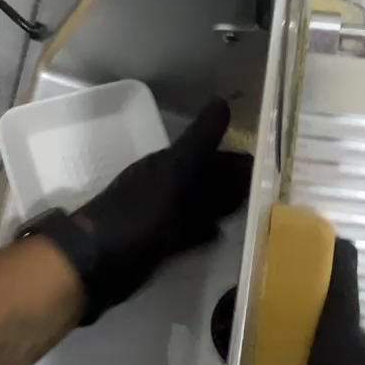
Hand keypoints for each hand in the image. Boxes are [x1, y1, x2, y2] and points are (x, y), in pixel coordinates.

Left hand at [29, 99, 251, 323]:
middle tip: (267, 185)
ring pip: (199, 206)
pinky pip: (189, 233)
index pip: (208, 156)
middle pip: (205, 181)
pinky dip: (206, 231)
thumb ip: (198, 142)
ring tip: (252, 207)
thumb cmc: (137, 214)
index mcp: (167, 166)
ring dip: (222, 205)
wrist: (96, 262)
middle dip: (232, 181)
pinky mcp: (158, 245)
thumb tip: (222, 102)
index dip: (234, 159)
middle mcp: (165, 188)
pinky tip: (221, 233)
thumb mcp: (172, 173)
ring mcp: (161, 217)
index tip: (266, 162)